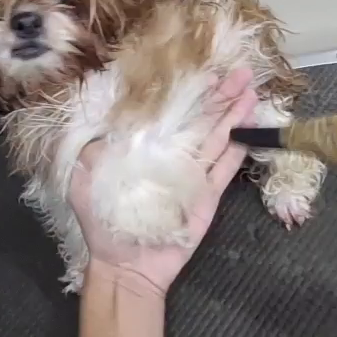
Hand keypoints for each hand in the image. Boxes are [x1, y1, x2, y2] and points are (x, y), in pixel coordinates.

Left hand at [69, 68, 259, 297]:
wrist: (123, 266)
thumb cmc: (102, 222)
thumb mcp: (85, 178)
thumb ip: (94, 148)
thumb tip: (111, 117)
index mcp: (145, 147)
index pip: (169, 112)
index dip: (187, 91)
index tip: (203, 70)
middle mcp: (171, 155)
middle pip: (200, 119)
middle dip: (220, 95)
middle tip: (241, 71)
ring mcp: (191, 175)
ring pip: (217, 138)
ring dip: (233, 114)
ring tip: (251, 91)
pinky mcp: (206, 197)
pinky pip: (224, 170)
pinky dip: (238, 150)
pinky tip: (250, 129)